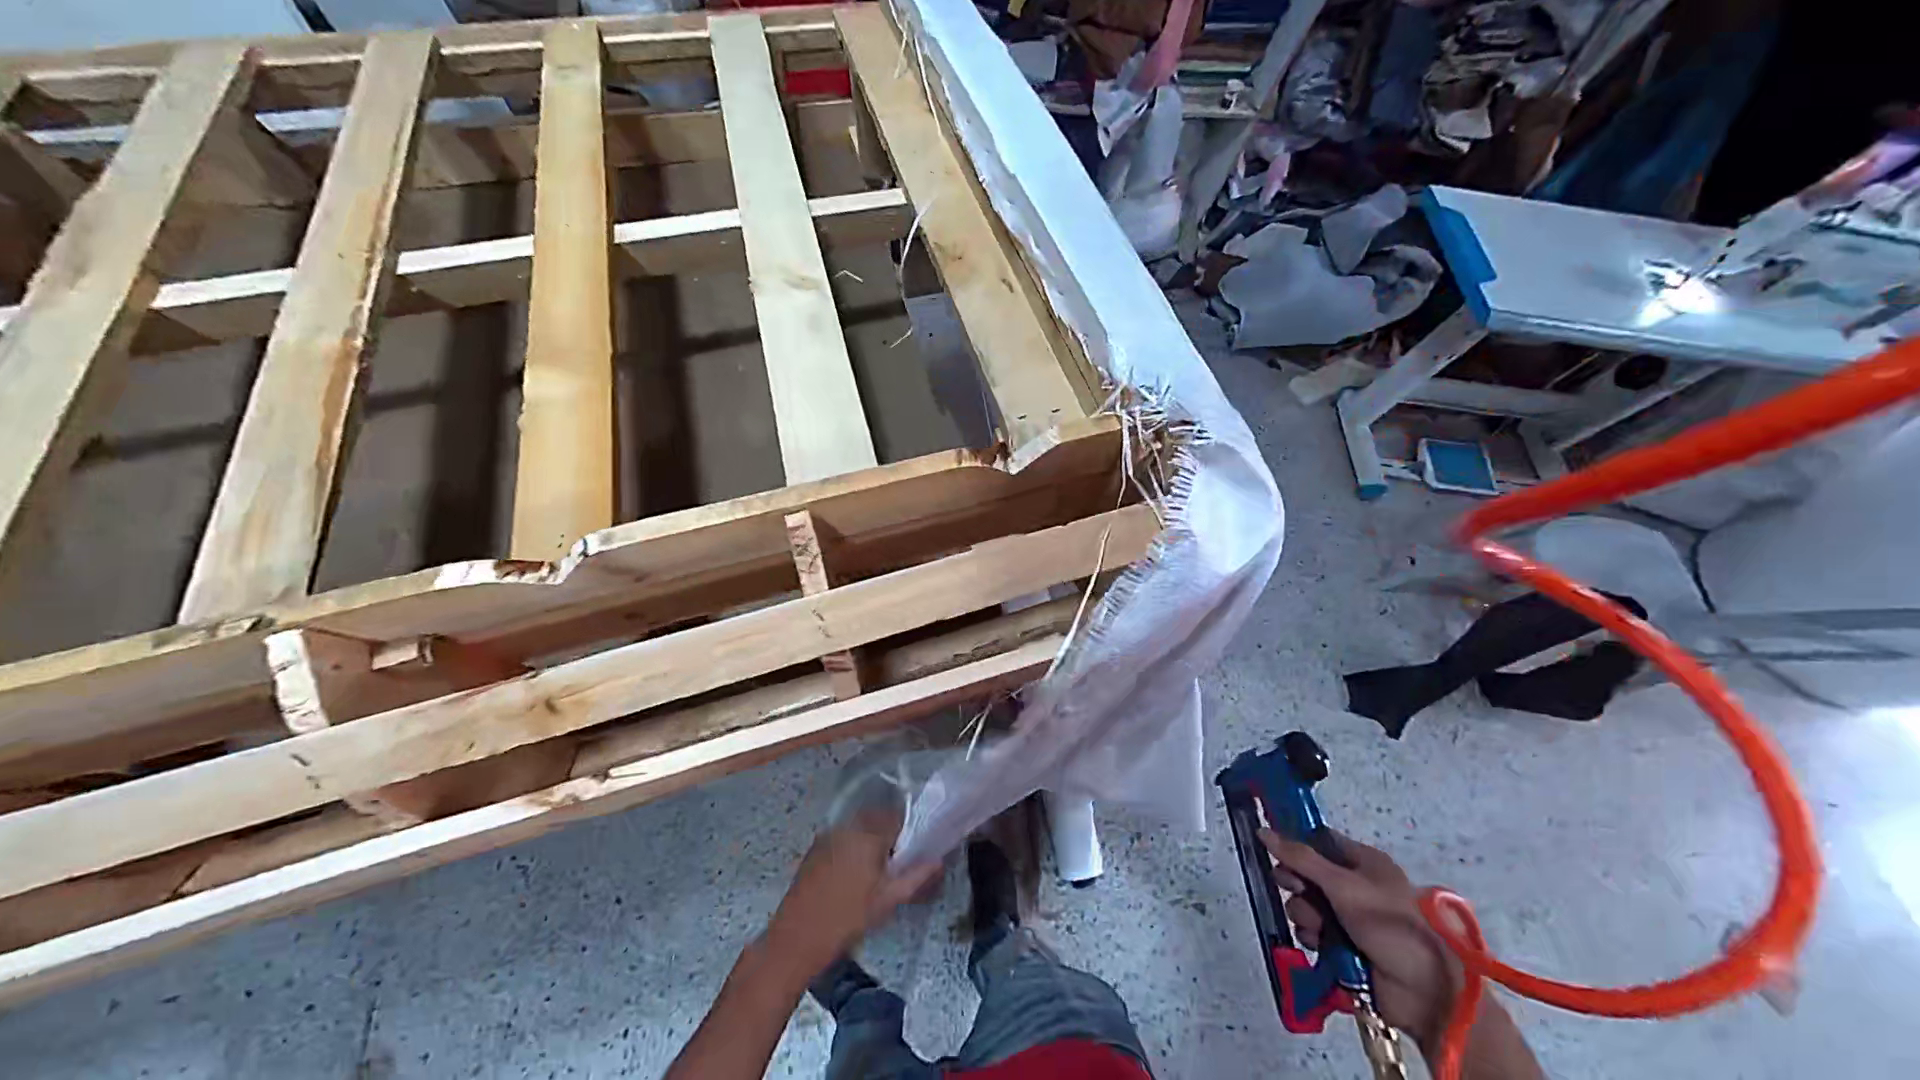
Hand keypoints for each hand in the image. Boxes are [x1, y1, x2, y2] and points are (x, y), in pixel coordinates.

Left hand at [764, 804, 940, 974]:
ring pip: (857, 829)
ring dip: (869, 841)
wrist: (797, 939)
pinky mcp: (813, 850)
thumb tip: (939, 861)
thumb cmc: (847, 918)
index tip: (913, 852)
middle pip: (876, 819)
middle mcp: (847, 826)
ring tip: (873, 874)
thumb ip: (917, 876)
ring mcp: (827, 836)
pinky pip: (841, 839)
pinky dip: (851, 849)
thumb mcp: (888, 900)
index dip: (908, 831)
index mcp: (867, 834)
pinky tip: (851, 878)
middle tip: (895, 865)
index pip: (897, 816)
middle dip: (889, 836)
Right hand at [1260, 829, 1461, 1050]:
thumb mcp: (1343, 885)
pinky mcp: (1344, 945)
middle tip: (1293, 888)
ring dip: (1304, 914)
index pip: (1320, 841)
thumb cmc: (1389, 924)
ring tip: (1317, 928)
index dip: (1295, 842)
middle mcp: (1355, 886)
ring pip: (1307, 904)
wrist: (1425, 992)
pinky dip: (1312, 937)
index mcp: (1364, 862)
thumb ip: (1301, 858)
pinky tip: (1319, 944)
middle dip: (1296, 883)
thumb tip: (1262, 830)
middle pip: (1307, 873)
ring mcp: (1350, 918)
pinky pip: (1314, 932)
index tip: (1272, 847)